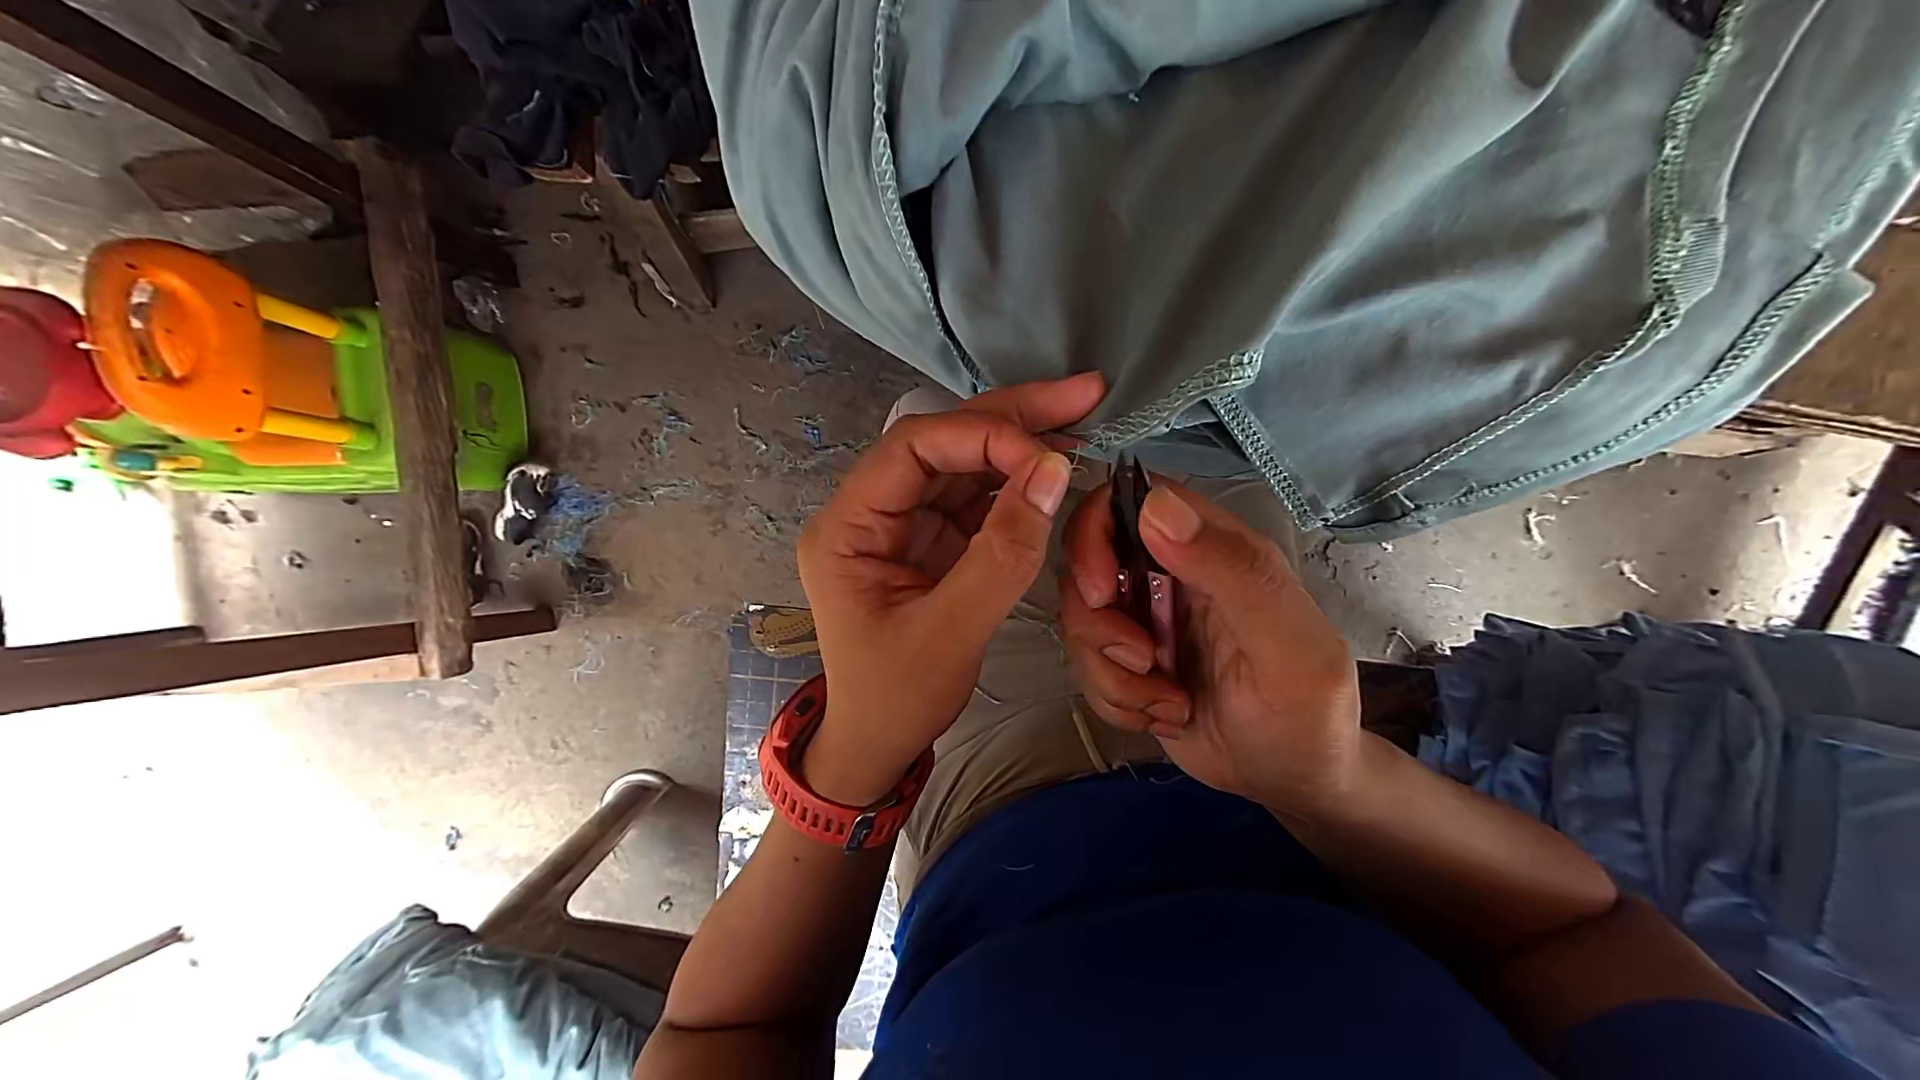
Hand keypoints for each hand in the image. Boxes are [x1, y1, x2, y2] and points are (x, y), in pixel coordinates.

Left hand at [796, 374, 1105, 805]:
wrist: (880, 742)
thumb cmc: (899, 697)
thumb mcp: (953, 632)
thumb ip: (1002, 552)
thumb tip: (1053, 472)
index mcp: (848, 527)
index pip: (913, 448)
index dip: (982, 437)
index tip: (1049, 454)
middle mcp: (870, 511)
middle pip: (940, 442)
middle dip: (1011, 417)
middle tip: (1083, 393)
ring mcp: (902, 523)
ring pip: (962, 462)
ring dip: (1020, 441)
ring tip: (1083, 416)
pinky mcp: (932, 540)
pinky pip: (975, 496)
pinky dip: (1017, 480)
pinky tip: (1058, 464)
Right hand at [1060, 477, 1362, 813]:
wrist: (1291, 783)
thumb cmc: (1306, 713)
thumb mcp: (1287, 646)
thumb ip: (1232, 569)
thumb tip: (1156, 505)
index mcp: (1210, 548)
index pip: (1127, 500)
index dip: (1094, 534)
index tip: (1101, 592)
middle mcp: (1167, 573)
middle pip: (1084, 564)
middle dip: (1098, 624)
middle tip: (1141, 662)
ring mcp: (1141, 618)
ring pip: (1079, 622)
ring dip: (1113, 676)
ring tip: (1170, 703)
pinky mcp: (1123, 661)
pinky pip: (1082, 667)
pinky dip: (1114, 700)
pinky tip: (1162, 714)